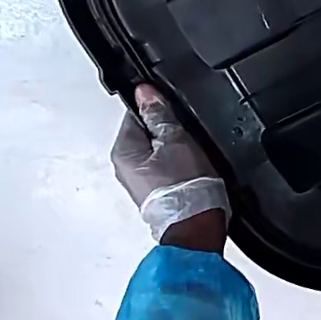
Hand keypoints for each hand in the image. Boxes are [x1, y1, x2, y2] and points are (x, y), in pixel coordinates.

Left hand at [111, 85, 229, 245]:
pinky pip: (163, 169)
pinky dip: (176, 167)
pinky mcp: (154, 193)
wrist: (196, 226)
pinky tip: (191, 171)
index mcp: (123, 151)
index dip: (159, 108)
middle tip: (186, 138)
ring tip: (191, 158)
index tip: (175, 113)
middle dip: (167, 131)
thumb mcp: (176, 140)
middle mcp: (124, 168)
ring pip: (156, 152)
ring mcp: (139, 183)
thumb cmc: (186, 189)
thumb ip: (159, 114)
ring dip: (173, 150)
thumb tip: (146, 93)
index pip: (136, 112)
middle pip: (146, 133)